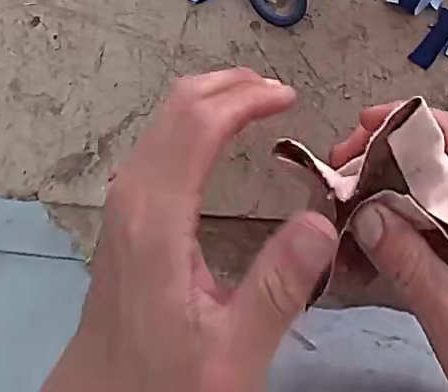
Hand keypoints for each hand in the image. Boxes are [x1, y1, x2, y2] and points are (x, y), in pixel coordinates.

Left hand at [44, 69, 338, 391]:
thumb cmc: (163, 384)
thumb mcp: (230, 355)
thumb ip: (277, 289)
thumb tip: (322, 222)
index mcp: (157, 218)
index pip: (199, 123)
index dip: (248, 98)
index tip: (290, 98)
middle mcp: (134, 195)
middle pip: (180, 105)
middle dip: (234, 84)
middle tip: (280, 93)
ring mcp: (125, 200)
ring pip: (167, 115)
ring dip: (216, 95)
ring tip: (261, 102)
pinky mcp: (127, 211)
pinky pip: (164, 135)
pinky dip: (200, 115)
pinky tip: (224, 133)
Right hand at [328, 103, 447, 391]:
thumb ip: (411, 265)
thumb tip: (365, 211)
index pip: (446, 133)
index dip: (401, 120)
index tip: (358, 131)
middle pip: (428, 157)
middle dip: (379, 159)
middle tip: (336, 182)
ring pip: (423, 190)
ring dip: (381, 196)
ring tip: (341, 219)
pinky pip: (429, 222)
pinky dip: (395, 229)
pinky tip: (367, 256)